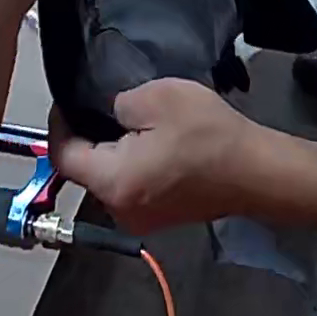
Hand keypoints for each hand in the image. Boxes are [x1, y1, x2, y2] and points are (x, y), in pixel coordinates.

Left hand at [49, 79, 264, 232]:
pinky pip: (126, 182)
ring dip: (105, 145)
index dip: (58, 123)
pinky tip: (140, 134)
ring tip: (118, 113)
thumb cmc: (206, 133)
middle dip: (82, 132)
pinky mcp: (160, 214)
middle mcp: (120, 209)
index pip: (63, 155)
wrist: (258, 171)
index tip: (66, 98)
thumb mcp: (155, 98)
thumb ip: (117, 102)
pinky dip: (124, 158)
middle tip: (93, 100)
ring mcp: (141, 217)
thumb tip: (109, 112)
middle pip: (82, 167)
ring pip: (105, 174)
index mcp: (113, 182)